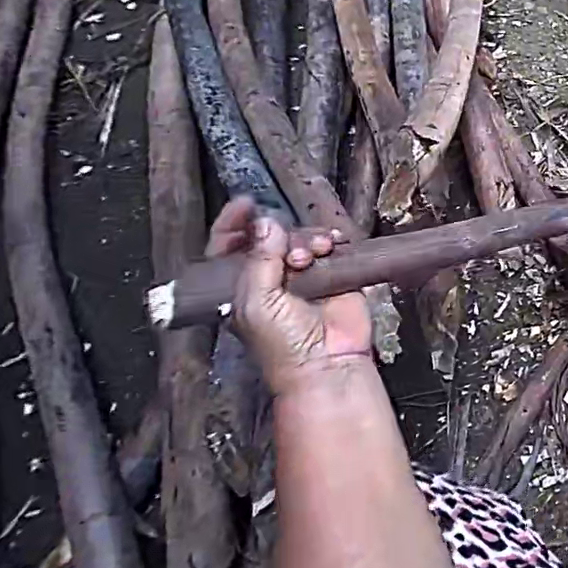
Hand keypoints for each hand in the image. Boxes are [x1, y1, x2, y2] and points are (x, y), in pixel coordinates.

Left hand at [204, 196, 371, 392]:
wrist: (327, 364)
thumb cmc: (283, 343)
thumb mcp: (256, 302)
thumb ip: (258, 260)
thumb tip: (267, 222)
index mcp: (242, 287)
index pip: (230, 247)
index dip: (235, 224)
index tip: (247, 203)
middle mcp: (273, 279)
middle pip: (271, 237)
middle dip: (279, 235)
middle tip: (290, 251)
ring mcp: (306, 277)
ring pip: (302, 238)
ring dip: (306, 239)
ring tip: (312, 256)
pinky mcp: (336, 276)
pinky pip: (334, 247)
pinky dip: (332, 240)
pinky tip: (331, 244)